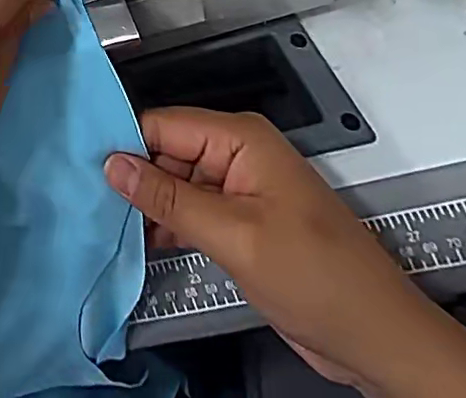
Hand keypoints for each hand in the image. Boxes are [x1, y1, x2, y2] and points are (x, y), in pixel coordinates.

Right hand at [105, 109, 465, 396]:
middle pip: (166, 151)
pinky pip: (190, 209)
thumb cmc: (318, 278)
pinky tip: (137, 241)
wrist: (381, 342)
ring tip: (103, 221)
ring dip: (147, 204)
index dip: (124, 143)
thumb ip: (169, 198)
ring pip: (174, 182)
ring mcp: (237, 187)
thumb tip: (112, 164)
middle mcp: (235, 153)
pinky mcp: (238, 219)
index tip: (83, 164)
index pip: (164, 124)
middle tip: (88, 200)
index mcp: (239, 138)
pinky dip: (166, 223)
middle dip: (133, 177)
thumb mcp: (234, 236)